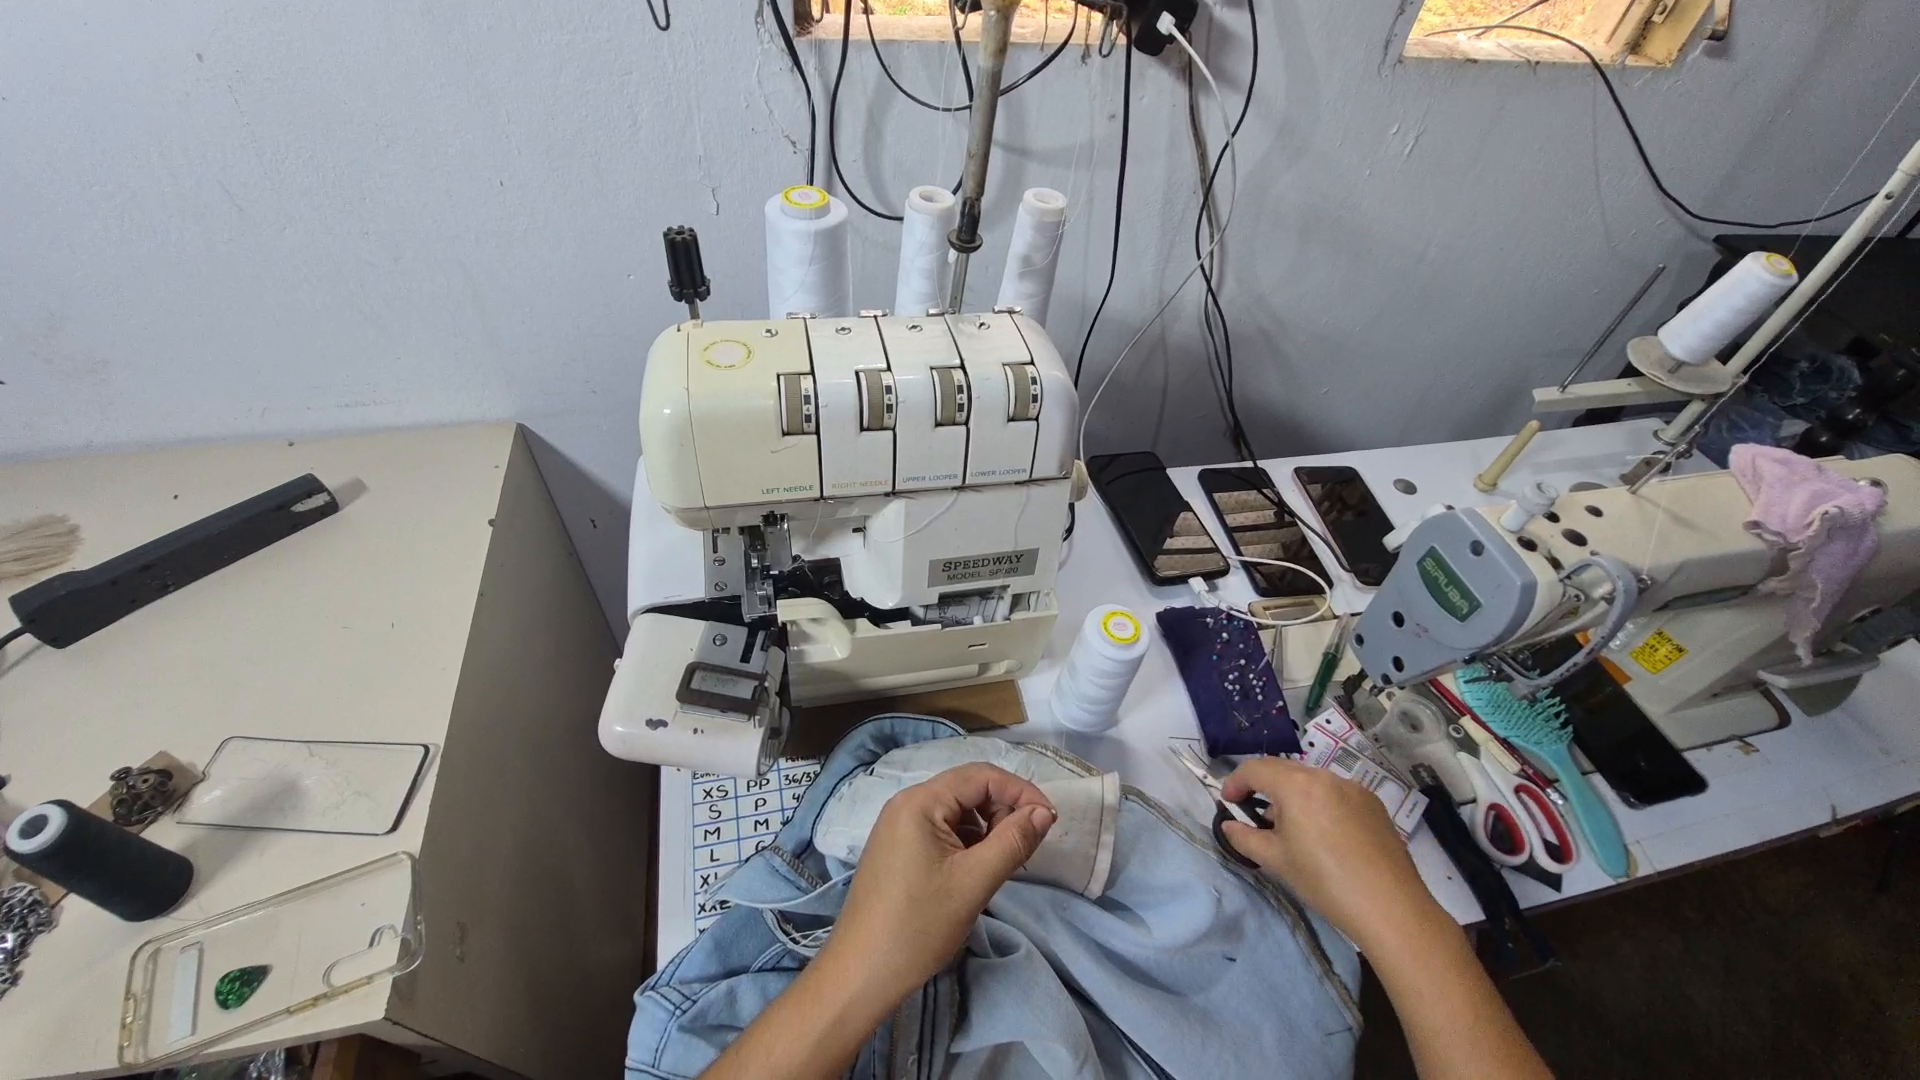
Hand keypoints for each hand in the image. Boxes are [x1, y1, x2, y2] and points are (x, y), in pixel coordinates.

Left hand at [818, 762, 1054, 1007]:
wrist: (861, 974)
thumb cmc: (918, 926)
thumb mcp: (974, 883)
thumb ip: (1013, 841)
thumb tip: (1044, 812)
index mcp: (921, 802)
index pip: (981, 776)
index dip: (1020, 791)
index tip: (1049, 822)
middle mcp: (907, 803)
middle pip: (969, 789)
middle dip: (1003, 811)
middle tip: (1024, 850)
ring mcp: (900, 826)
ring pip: (958, 811)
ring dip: (988, 829)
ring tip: (1002, 865)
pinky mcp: (899, 848)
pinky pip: (943, 830)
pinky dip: (968, 843)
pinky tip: (977, 871)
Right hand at [1220, 757, 1439, 950]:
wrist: (1391, 907)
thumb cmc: (1324, 881)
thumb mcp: (1275, 861)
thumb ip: (1244, 838)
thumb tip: (1229, 826)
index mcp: (1297, 785)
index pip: (1255, 769)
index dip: (1236, 782)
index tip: (1228, 802)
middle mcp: (1325, 777)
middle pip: (1284, 770)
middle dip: (1264, 786)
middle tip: (1254, 813)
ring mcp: (1354, 789)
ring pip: (1312, 781)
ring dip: (1293, 795)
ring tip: (1291, 829)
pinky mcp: (1374, 805)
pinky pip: (1336, 794)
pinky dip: (1320, 804)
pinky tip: (1325, 836)